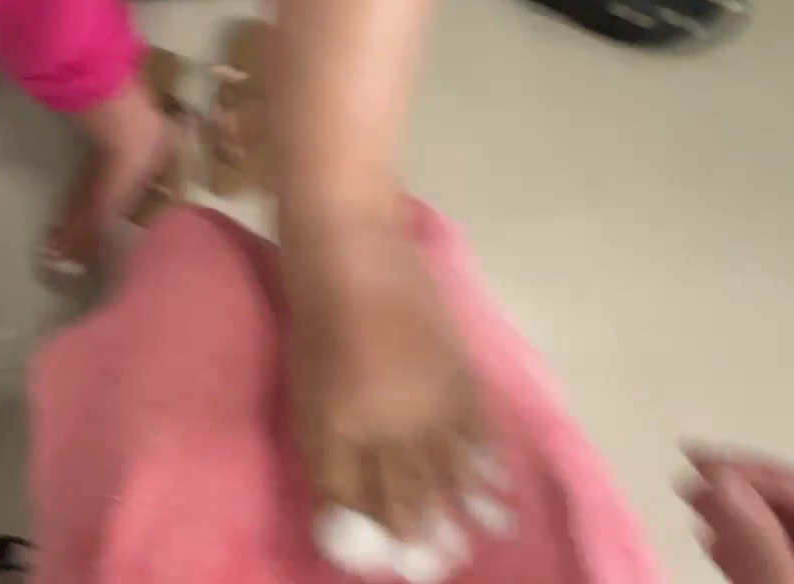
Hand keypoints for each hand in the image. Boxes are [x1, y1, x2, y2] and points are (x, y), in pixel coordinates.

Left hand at [284, 229, 483, 536]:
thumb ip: (321, 431)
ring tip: (467, 540)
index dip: (365, 532)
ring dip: (457, 512)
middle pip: (408, 496)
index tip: (380, 557)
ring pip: (449, 475)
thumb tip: (340, 485)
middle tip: (429, 561)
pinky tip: (494, 491)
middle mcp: (388, 424)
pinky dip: (486, 467)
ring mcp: (430, 400)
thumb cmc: (309, 301)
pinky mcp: (461, 373)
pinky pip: (479, 435)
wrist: (351, 241)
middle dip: (416, 534)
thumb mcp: (299, 373)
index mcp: (336, 422)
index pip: (353, 499)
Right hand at [679, 445, 793, 583]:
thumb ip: (760, 544)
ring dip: (740, 512)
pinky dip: (746, 541)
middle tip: (693, 469)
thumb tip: (717, 476)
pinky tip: (713, 533)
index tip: (706, 460)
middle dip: (747, 490)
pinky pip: (788, 556)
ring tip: (693, 495)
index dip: (769, 476)